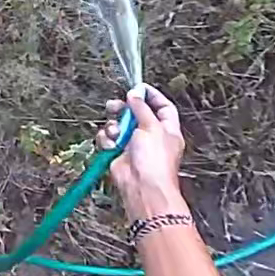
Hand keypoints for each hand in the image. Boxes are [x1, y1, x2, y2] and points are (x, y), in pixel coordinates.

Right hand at [98, 85, 187, 219]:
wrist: (142, 188)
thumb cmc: (155, 162)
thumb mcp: (151, 127)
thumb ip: (141, 108)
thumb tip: (134, 94)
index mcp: (167, 130)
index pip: (162, 107)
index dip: (151, 96)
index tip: (138, 87)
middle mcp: (151, 136)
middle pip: (136, 113)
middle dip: (124, 109)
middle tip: (115, 106)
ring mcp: (134, 145)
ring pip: (118, 125)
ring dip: (113, 126)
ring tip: (115, 133)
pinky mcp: (118, 153)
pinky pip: (108, 139)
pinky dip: (107, 140)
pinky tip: (112, 145)